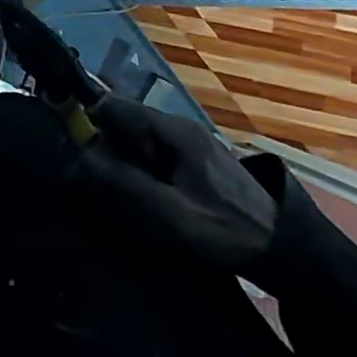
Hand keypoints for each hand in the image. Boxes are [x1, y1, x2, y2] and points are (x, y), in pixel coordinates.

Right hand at [64, 94, 276, 269]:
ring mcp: (186, 140)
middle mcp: (177, 126)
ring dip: (118, 157)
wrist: (285, 251)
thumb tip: (82, 154)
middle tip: (91, 177)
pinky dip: (135, 165)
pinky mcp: (191, 157)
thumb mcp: (172, 212)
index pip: (115, 104)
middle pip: (122, 120)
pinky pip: (149, 150)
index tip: (71, 143)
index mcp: (173, 130)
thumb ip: (126, 181)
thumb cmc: (225, 229)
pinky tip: (136, 190)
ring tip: (112, 188)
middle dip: (102, 144)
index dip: (89, 118)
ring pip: (134, 136)